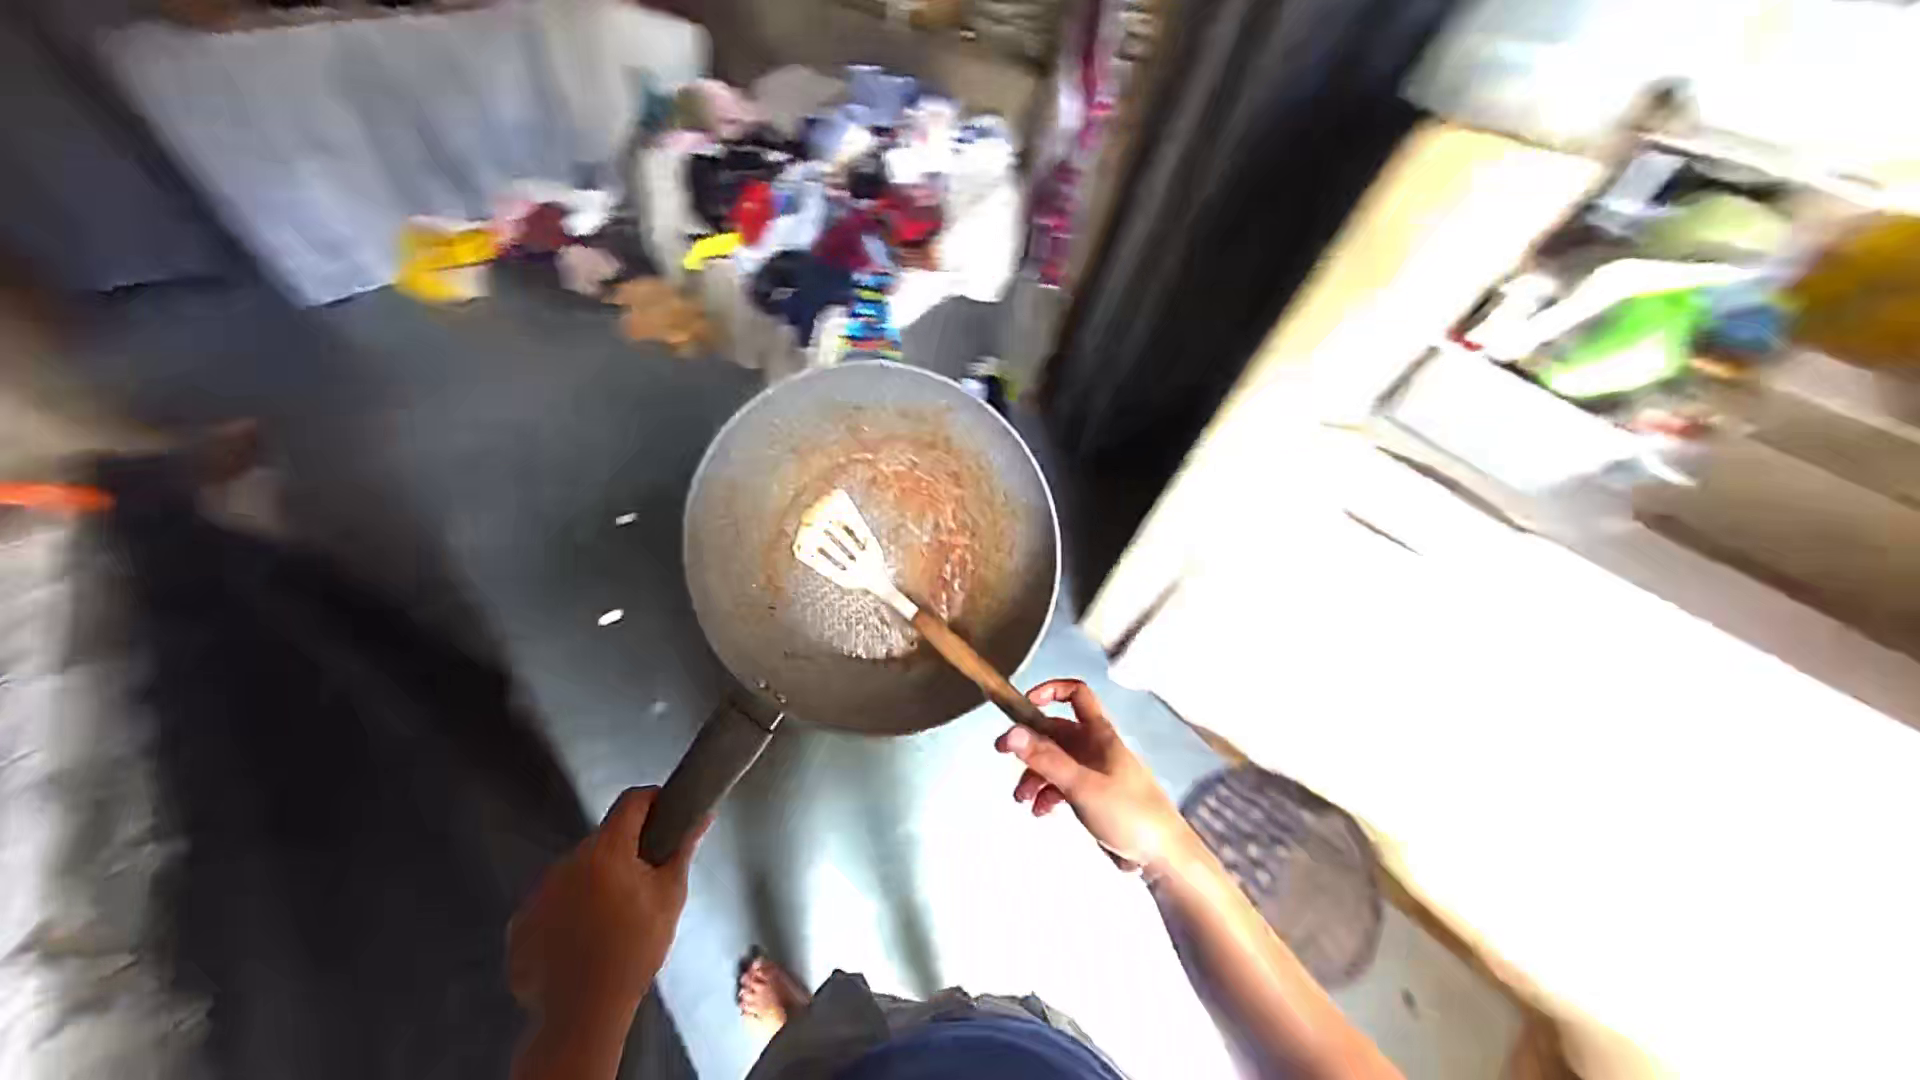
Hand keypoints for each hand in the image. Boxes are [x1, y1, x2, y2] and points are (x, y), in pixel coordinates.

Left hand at [508, 787, 707, 1026]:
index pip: (631, 801)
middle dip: (624, 851)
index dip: (653, 801)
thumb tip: (703, 814)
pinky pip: (551, 902)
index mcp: (607, 849)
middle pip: (603, 839)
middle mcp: (567, 862)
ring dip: (593, 880)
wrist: (583, 1013)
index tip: (666, 814)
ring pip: (575, 870)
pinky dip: (567, 910)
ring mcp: (538, 893)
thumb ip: (683, 848)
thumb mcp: (671, 895)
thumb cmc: (636, 947)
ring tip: (611, 915)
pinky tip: (581, 937)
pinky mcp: (518, 924)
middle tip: (644, 879)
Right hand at [997, 679, 1194, 875]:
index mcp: (1099, 734)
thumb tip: (1010, 731)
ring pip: (1056, 761)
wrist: (1163, 857)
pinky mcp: (1094, 797)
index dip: (1051, 691)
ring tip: (1021, 798)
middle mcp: (1096, 747)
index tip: (1025, 705)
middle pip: (1057, 732)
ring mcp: (1095, 772)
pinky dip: (1048, 794)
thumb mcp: (1081, 784)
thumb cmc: (1127, 812)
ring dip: (1035, 774)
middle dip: (1029, 742)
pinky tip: (1041, 812)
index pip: (1076, 694)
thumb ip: (1045, 759)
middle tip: (1002, 752)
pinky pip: (1063, 785)